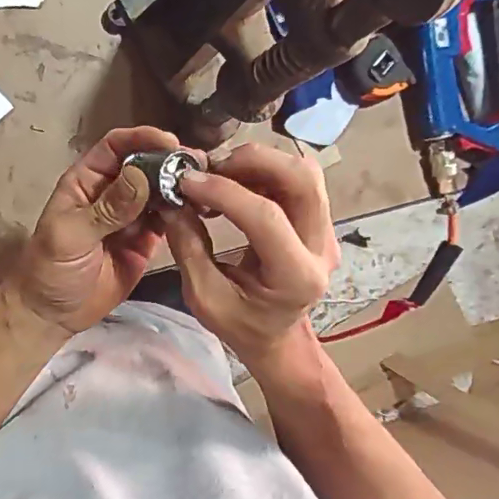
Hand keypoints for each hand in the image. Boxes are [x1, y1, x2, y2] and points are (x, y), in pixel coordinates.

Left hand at [1, 126, 183, 334]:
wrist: (53, 314)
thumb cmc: (50, 268)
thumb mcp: (71, 235)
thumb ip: (106, 209)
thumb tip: (140, 176)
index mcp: (86, 181)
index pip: (115, 147)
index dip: (141, 138)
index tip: (170, 142)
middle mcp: (111, 192)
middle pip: (144, 164)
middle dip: (170, 160)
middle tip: (200, 164)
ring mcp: (131, 216)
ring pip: (160, 190)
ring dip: (181, 186)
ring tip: (209, 184)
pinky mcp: (146, 240)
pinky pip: (168, 220)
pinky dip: (184, 213)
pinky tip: (202, 210)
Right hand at [162, 144, 339, 362]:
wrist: (278, 337)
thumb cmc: (241, 326)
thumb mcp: (204, 298)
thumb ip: (188, 248)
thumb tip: (171, 201)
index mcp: (296, 277)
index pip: (266, 217)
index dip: (224, 192)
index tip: (186, 182)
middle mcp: (321, 248)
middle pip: (301, 178)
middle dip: (252, 161)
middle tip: (210, 169)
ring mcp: (326, 230)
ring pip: (303, 171)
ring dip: (257, 161)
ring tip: (219, 174)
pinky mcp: (319, 219)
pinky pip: (296, 178)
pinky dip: (261, 169)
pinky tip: (232, 182)